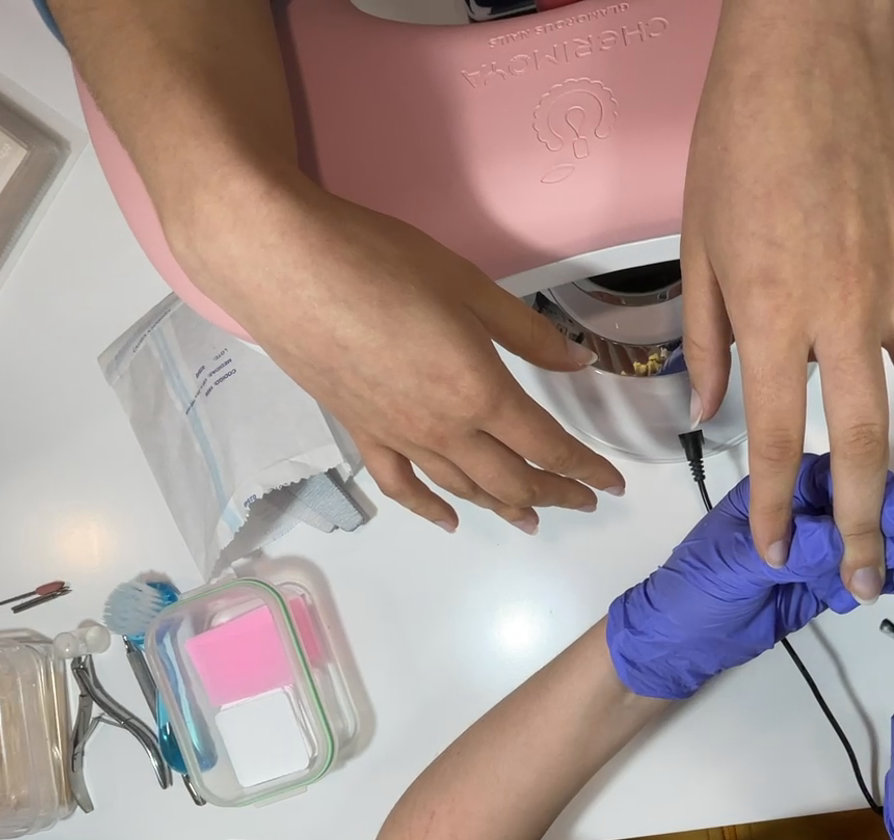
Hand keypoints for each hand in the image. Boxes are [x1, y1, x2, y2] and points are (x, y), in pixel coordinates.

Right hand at [176, 178, 625, 533]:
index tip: (612, 486)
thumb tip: (580, 363)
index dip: (585, 470)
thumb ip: (531, 335)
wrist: (281, 264)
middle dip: (554, 494)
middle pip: (512, 479)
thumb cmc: (382, 263)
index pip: (548, 446)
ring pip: (464, 489)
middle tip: (581, 503)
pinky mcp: (361, 433)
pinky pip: (402, 486)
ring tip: (530, 520)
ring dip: (503, 507)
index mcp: (481, 394)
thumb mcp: (471, 289)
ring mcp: (399, 438)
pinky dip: (429, 509)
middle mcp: (445, 430)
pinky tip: (449, 521)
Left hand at [607, 454, 893, 698]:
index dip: (864, 487)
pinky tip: (876, 592)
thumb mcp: (736, 566)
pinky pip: (853, 579)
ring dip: (882, 557)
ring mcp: (811, 552)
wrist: (680, 644)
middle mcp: (797, 516)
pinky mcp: (818, 586)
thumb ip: (789, 551)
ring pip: (860, 544)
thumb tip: (842, 536)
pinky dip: (869, 584)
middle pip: (853, 507)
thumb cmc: (694, 591)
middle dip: (881, 524)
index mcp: (771, 493)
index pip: (826, 477)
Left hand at [681, 0, 893, 597]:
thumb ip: (707, 342)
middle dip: (864, 515)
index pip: (770, 435)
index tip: (777, 551)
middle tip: (869, 575)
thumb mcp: (698, 252)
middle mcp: (846, 313)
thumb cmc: (737, 149)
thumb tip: (708, 409)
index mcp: (774, 317)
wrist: (803, 52)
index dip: (771, 502)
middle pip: (862, 436)